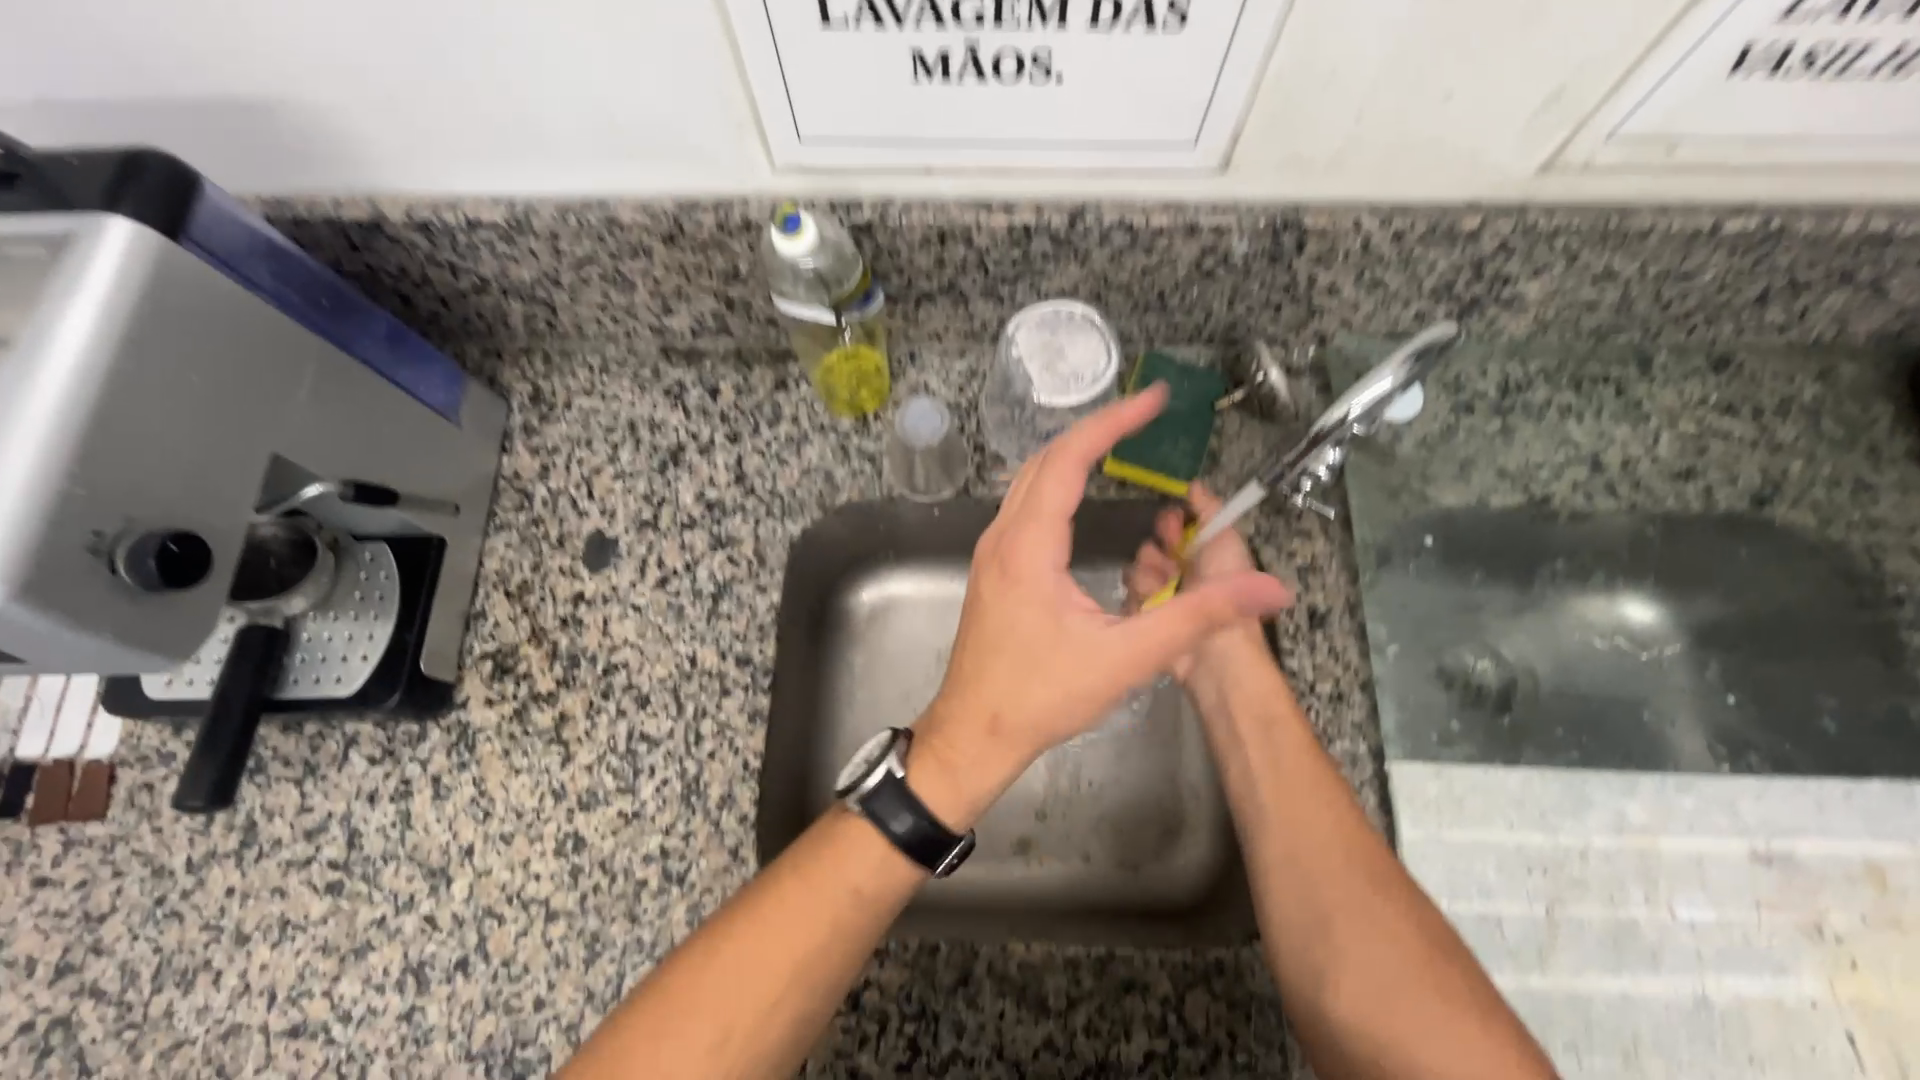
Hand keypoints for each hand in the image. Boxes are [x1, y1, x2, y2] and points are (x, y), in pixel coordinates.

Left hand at [917, 385, 1292, 788]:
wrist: (975, 732)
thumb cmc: (1041, 698)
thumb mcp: (1127, 658)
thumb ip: (1199, 617)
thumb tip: (1267, 588)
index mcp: (1028, 547)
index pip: (1068, 460)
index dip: (1112, 424)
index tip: (1153, 400)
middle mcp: (1002, 538)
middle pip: (1044, 460)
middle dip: (1095, 430)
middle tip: (1144, 416)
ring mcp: (992, 553)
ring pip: (1028, 482)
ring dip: (1072, 455)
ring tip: (1119, 442)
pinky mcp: (993, 570)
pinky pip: (1023, 506)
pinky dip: (1056, 483)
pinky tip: (1080, 494)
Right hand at [1123, 484, 1286, 683]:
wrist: (1218, 650)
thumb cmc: (1226, 591)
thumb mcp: (1226, 540)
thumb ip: (1210, 509)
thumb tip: (1195, 484)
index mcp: (1203, 557)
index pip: (1175, 530)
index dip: (1170, 524)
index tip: (1172, 523)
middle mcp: (1181, 576)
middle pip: (1150, 550)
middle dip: (1156, 552)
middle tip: (1169, 560)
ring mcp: (1162, 600)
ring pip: (1136, 573)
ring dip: (1148, 576)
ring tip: (1163, 586)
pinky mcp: (1146, 622)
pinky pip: (1128, 599)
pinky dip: (1140, 601)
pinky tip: (1152, 605)